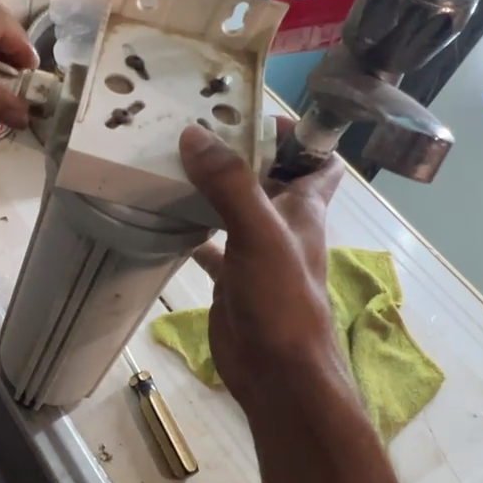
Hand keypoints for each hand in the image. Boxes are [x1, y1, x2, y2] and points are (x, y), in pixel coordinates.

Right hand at [179, 119, 349, 417]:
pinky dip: (192, 229)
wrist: (276, 373)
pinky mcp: (231, 277)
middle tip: (194, 125)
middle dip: (241, 151)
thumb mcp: (260, 234)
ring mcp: (256, 251)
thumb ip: (231, 184)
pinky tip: (165, 217)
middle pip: (268, 176)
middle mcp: (283, 224)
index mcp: (304, 207)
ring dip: (213, 186)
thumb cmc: (282, 301)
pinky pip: (211, 244)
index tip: (251, 109)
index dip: (297, 133)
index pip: (317, 157)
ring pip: (236, 206)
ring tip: (173, 159)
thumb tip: (194, 135)